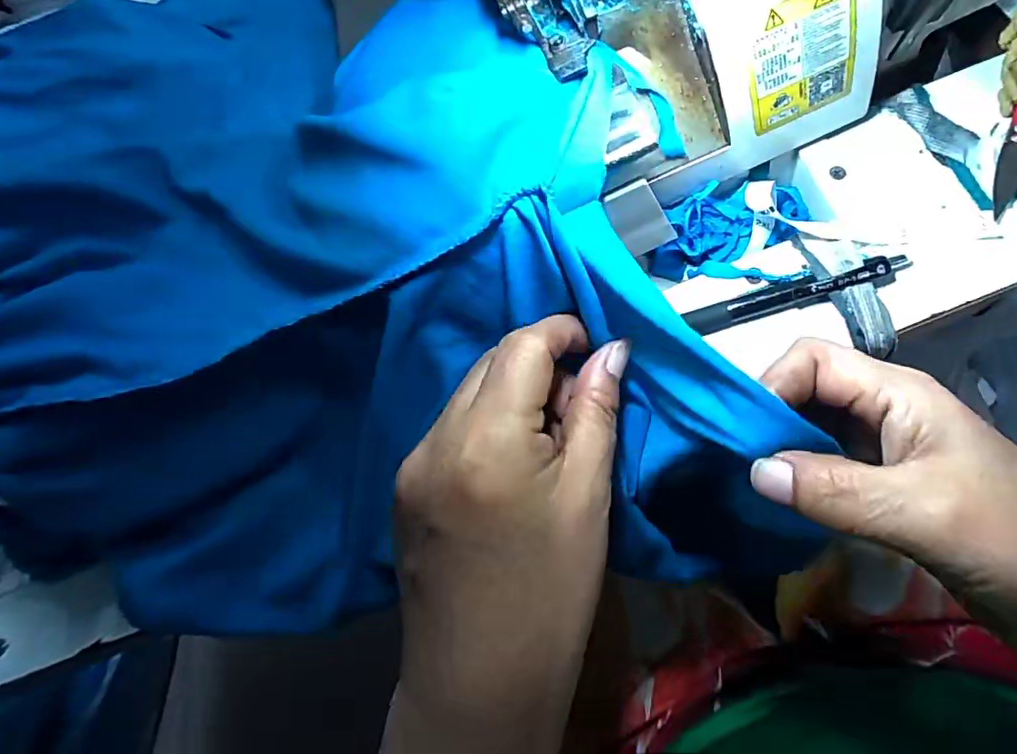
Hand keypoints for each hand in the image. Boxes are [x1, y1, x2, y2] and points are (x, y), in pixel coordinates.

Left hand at [384, 316, 627, 753]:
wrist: (480, 685)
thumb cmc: (551, 590)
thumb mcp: (587, 495)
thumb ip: (596, 410)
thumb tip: (611, 350)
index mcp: (484, 436)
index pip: (521, 345)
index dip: (561, 331)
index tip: (594, 345)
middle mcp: (436, 437)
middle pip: (491, 361)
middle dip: (538, 362)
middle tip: (578, 402)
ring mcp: (412, 462)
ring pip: (469, 391)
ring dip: (511, 391)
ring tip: (548, 436)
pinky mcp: (404, 485)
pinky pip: (451, 426)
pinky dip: (486, 422)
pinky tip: (511, 462)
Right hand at [748, 338, 1016, 643]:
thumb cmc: (1016, 540)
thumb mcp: (922, 512)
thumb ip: (835, 489)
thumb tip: (752, 469)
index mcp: (898, 392)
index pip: (813, 360)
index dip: (772, 383)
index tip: (742, 433)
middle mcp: (887, 411)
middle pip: (809, 391)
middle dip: (769, 417)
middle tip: (732, 460)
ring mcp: (890, 451)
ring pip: (816, 433)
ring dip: (782, 452)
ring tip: (747, 484)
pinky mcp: (891, 490)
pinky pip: (831, 471)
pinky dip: (802, 482)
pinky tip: (784, 508)